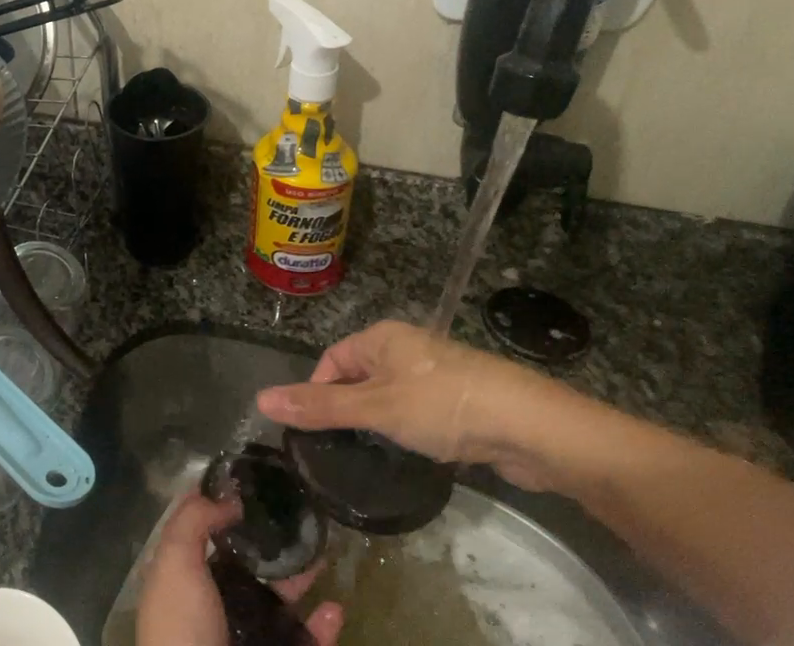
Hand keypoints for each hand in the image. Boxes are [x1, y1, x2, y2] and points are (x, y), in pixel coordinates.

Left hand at [136, 493, 342, 645]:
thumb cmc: (182, 624)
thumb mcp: (174, 561)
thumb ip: (194, 521)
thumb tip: (225, 498)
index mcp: (186, 581)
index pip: (206, 538)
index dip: (226, 512)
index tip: (254, 488)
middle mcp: (216, 606)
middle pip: (249, 569)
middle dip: (273, 548)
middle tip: (301, 522)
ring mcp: (249, 638)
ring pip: (282, 604)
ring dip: (302, 580)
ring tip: (325, 555)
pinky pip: (307, 643)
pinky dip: (323, 629)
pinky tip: (333, 609)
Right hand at [255, 320, 599, 491]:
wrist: (534, 428)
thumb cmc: (444, 406)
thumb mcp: (374, 408)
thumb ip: (319, 407)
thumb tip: (260, 400)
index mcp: (382, 337)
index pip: (332, 359)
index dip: (317, 391)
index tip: (315, 430)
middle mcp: (408, 349)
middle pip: (360, 378)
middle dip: (348, 410)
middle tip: (340, 448)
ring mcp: (439, 375)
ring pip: (392, 398)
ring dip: (381, 423)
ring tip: (374, 455)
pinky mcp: (465, 402)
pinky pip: (422, 414)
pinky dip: (412, 432)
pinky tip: (416, 455)